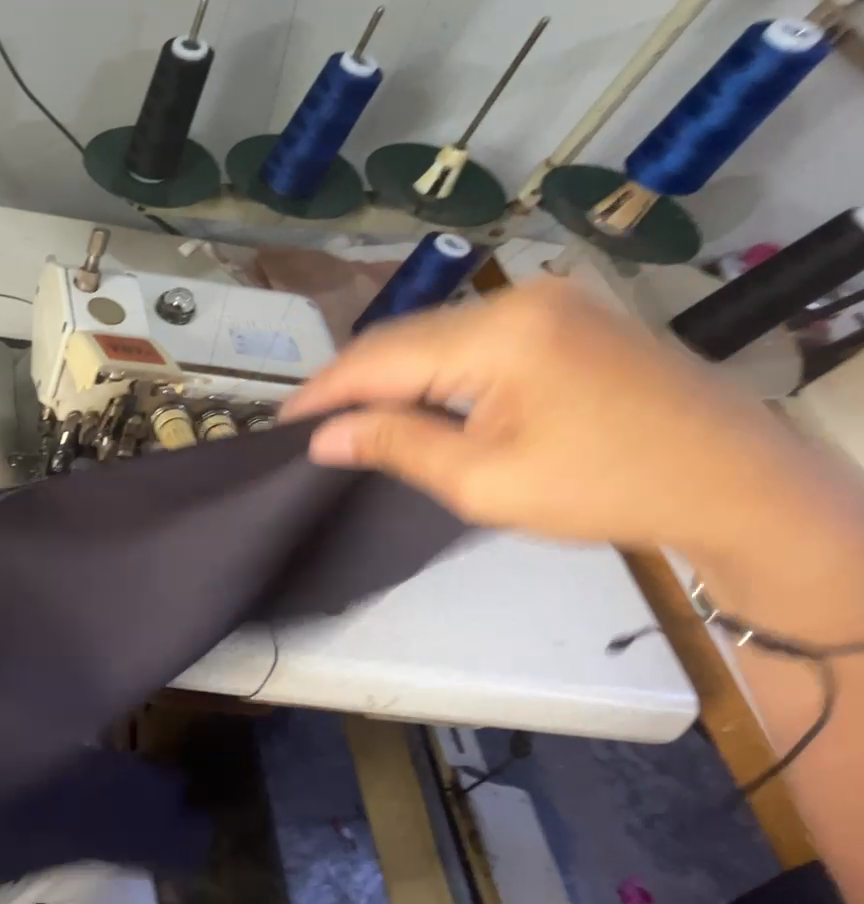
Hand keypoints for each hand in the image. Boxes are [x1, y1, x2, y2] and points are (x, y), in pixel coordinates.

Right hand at [283, 279, 846, 559]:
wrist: (738, 483)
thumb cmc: (605, 489)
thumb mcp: (484, 481)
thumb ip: (397, 445)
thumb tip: (324, 436)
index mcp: (499, 336)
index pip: (378, 357)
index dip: (322, 391)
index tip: (279, 423)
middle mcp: (520, 299)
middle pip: (404, 336)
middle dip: (352, 380)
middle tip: (312, 424)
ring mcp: (550, 300)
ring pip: (435, 332)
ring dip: (390, 372)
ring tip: (352, 414)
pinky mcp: (568, 314)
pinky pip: (472, 334)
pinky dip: (432, 365)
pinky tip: (415, 395)